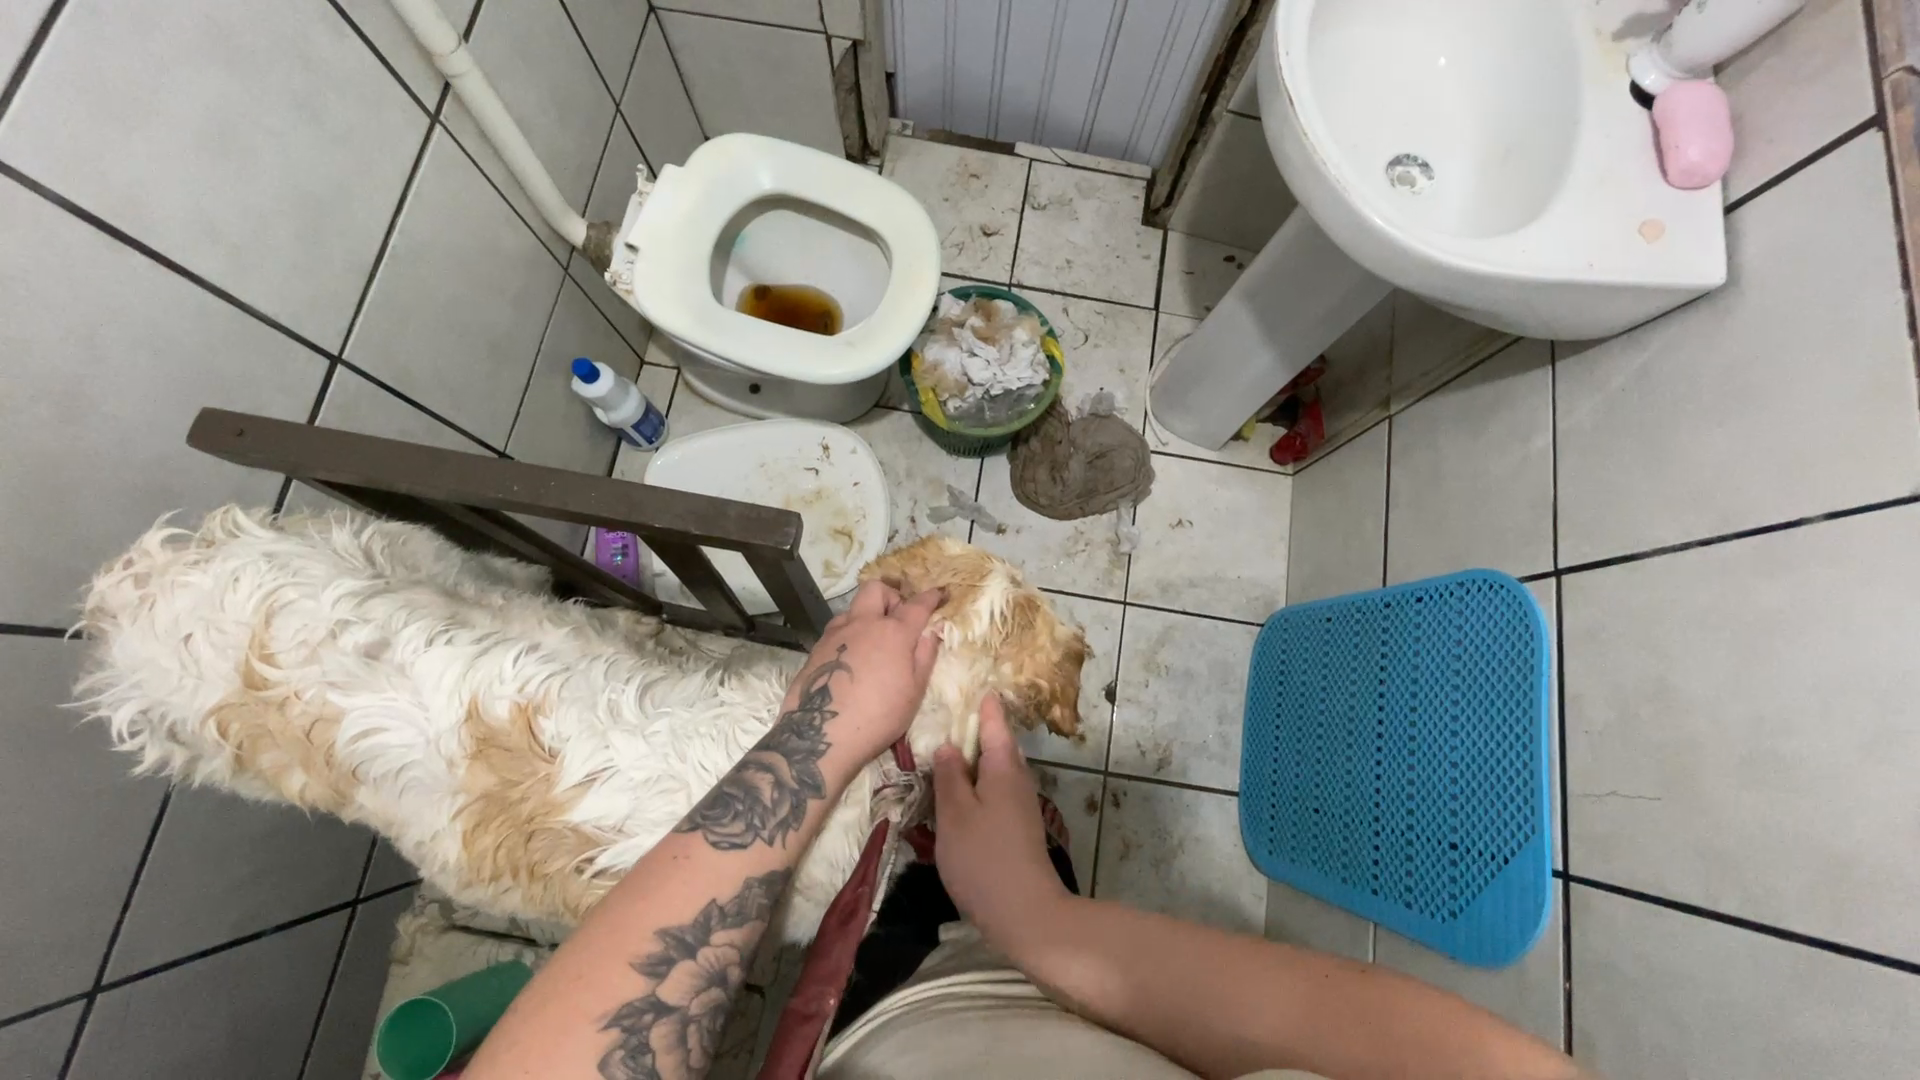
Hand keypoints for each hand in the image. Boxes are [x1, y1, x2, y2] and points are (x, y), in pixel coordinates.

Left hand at [789, 580, 943, 763]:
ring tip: (873, 640)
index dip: (930, 597)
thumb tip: (931, 632)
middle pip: (876, 589)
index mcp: (893, 633)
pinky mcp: (816, 648)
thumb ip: (925, 657)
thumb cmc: (879, 716)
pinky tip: (852, 658)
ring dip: (867, 615)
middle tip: (898, 617)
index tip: (939, 593)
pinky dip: (850, 634)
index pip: (917, 605)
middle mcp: (863, 624)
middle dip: (891, 595)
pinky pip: (837, 629)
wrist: (821, 734)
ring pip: (853, 608)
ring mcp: (836, 634)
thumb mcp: (914, 692)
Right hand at [932, 694, 1070, 949]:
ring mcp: (1021, 806)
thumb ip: (949, 776)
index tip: (974, 686)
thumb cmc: (983, 858)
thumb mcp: (955, 814)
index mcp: (1003, 767)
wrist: (1025, 913)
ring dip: (978, 760)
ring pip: (999, 771)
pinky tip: (962, 797)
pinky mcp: (1019, 829)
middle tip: (954, 718)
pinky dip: (981, 784)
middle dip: (980, 731)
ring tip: (950, 755)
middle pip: (1000, 746)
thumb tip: (948, 745)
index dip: (983, 705)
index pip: (995, 723)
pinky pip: (998, 792)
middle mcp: (1018, 780)